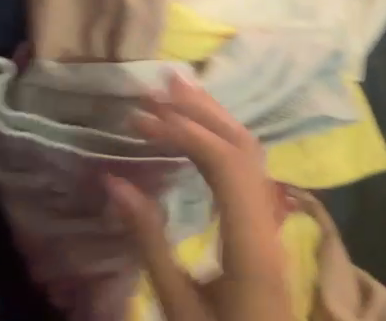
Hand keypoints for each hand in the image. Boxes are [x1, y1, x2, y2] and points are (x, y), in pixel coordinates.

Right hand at [105, 75, 293, 320]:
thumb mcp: (177, 303)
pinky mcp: (265, 228)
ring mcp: (272, 224)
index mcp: (251, 243)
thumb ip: (148, 240)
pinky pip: (249, 167)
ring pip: (251, 153)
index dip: (184, 131)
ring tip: (174, 91)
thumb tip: (112, 179)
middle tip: (155, 87)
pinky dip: (220, 137)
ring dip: (212, 117)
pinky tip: (195, 130)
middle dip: (199, 111)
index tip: (140, 119)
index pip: (226, 164)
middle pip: (244, 148)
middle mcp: (269, 223)